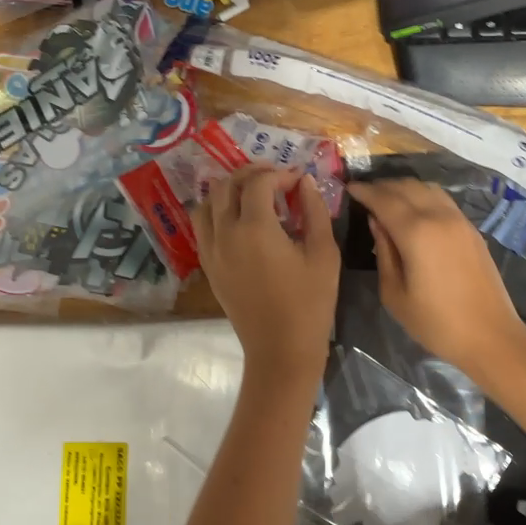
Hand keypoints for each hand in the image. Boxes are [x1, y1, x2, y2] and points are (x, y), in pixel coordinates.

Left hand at [194, 164, 340, 381]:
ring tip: (253, 193)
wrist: (281, 350)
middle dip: (252, 175)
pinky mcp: (208, 265)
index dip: (279, 174)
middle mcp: (225, 233)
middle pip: (227, 185)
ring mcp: (211, 250)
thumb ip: (314, 211)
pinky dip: (216, 210)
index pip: (259, 183)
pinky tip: (237, 217)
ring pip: (208, 202)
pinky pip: (202, 225)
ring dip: (229, 190)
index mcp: (254, 228)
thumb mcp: (323, 253)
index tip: (297, 180)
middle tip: (276, 178)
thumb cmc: (310, 303)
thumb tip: (304, 182)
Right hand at [347, 179, 525, 366]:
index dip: (364, 191)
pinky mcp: (471, 229)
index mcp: (416, 233)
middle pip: (406, 187)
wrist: (489, 335)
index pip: (384, 200)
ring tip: (387, 198)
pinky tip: (414, 208)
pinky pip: (442, 200)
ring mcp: (459, 220)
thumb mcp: (395, 294)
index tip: (349, 188)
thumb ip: (383, 252)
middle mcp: (439, 217)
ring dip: (404, 188)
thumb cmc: (435, 322)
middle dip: (382, 186)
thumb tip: (376, 222)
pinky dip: (423, 195)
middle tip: (365, 193)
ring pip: (427, 188)